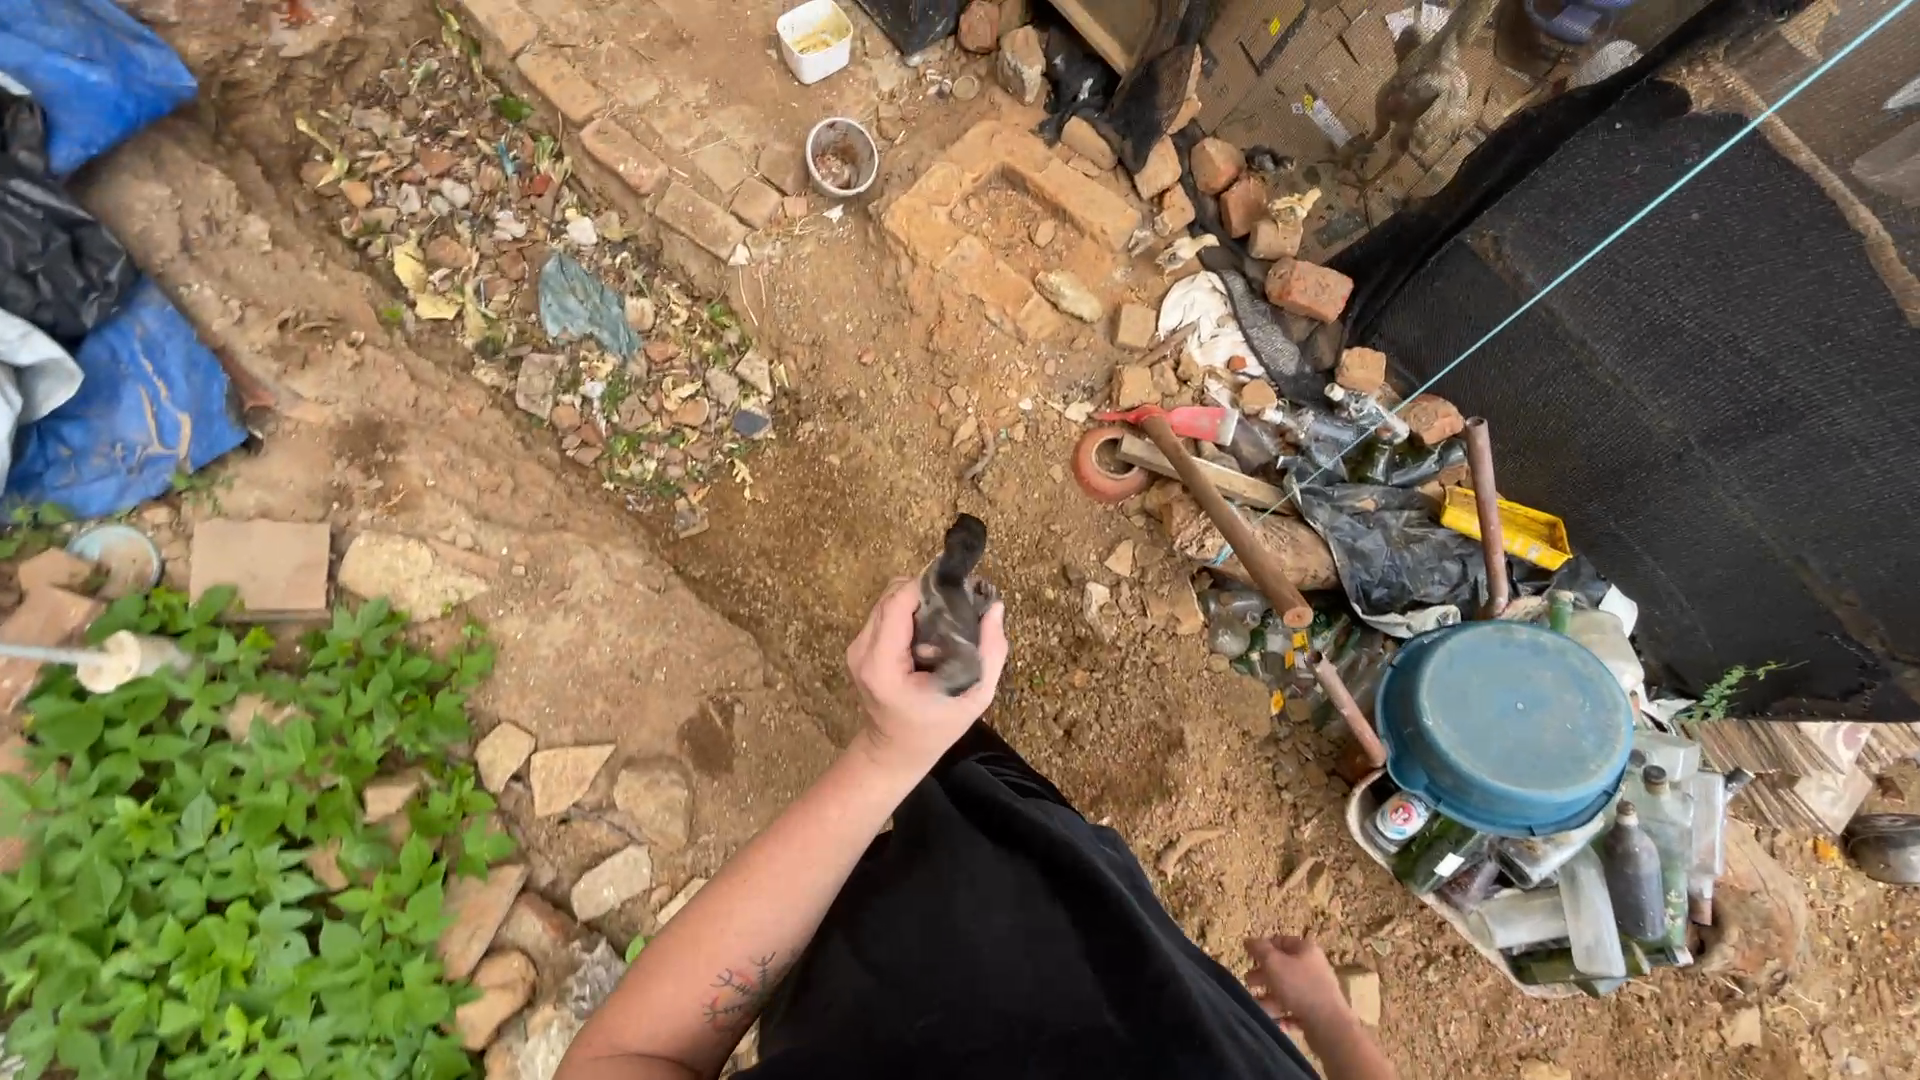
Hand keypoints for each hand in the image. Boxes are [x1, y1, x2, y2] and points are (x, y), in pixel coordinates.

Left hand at [845, 577, 1006, 773]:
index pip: (898, 603)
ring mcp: (856, 648)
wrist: (895, 751)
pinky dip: (907, 614)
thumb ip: (990, 652)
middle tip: (956, 606)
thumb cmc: (936, 728)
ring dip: (917, 603)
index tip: (959, 590)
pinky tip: (927, 634)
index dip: (928, 588)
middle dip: (925, 593)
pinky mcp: (859, 647)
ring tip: (943, 621)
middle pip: (892, 596)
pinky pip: (885, 614)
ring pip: (888, 600)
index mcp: (883, 664)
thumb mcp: (974, 695)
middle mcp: (862, 650)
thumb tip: (994, 607)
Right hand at [1244, 935, 1352, 1034]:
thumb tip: (1248, 940)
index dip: (1263, 947)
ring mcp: (1317, 991)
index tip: (1249, 957)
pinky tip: (1273, 1020)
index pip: (1280, 941)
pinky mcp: (1318, 1013)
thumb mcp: (1273, 962)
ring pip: (1288, 990)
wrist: (1330, 1026)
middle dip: (1264, 975)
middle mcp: (1314, 967)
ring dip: (1270, 997)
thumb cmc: (1299, 987)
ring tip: (1256, 1005)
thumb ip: (1259, 949)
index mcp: (1306, 949)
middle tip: (1249, 982)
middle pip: (1283, 967)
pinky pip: (1295, 1009)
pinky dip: (1283, 1013)